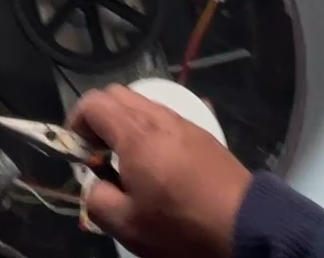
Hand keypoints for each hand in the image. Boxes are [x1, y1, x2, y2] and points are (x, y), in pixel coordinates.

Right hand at [66, 84, 251, 257]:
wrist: (247, 228)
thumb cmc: (182, 225)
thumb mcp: (130, 226)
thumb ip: (97, 200)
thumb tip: (94, 183)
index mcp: (133, 133)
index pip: (92, 103)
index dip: (76, 121)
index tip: (78, 151)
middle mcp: (155, 116)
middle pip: (114, 95)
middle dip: (98, 117)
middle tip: (99, 152)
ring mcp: (181, 121)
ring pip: (140, 102)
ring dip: (124, 121)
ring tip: (129, 159)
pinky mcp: (200, 132)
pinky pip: (163, 116)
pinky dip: (148, 128)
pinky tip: (158, 162)